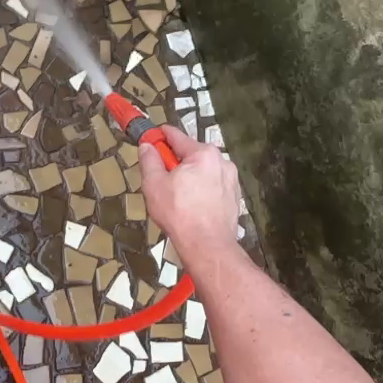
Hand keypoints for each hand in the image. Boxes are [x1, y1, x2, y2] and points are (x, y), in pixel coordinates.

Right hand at [138, 126, 241, 264]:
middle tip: (162, 179)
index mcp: (203, 154)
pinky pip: (213, 185)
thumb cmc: (179, 213)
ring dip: (190, 177)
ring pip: (203, 171)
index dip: (160, 135)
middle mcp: (221, 161)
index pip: (176, 136)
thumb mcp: (154, 184)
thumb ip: (149, 160)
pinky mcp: (235, 196)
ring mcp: (231, 179)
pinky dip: (202, 190)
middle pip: (191, 154)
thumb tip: (147, 145)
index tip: (150, 138)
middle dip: (176, 162)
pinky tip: (193, 207)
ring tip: (177, 197)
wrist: (208, 246)